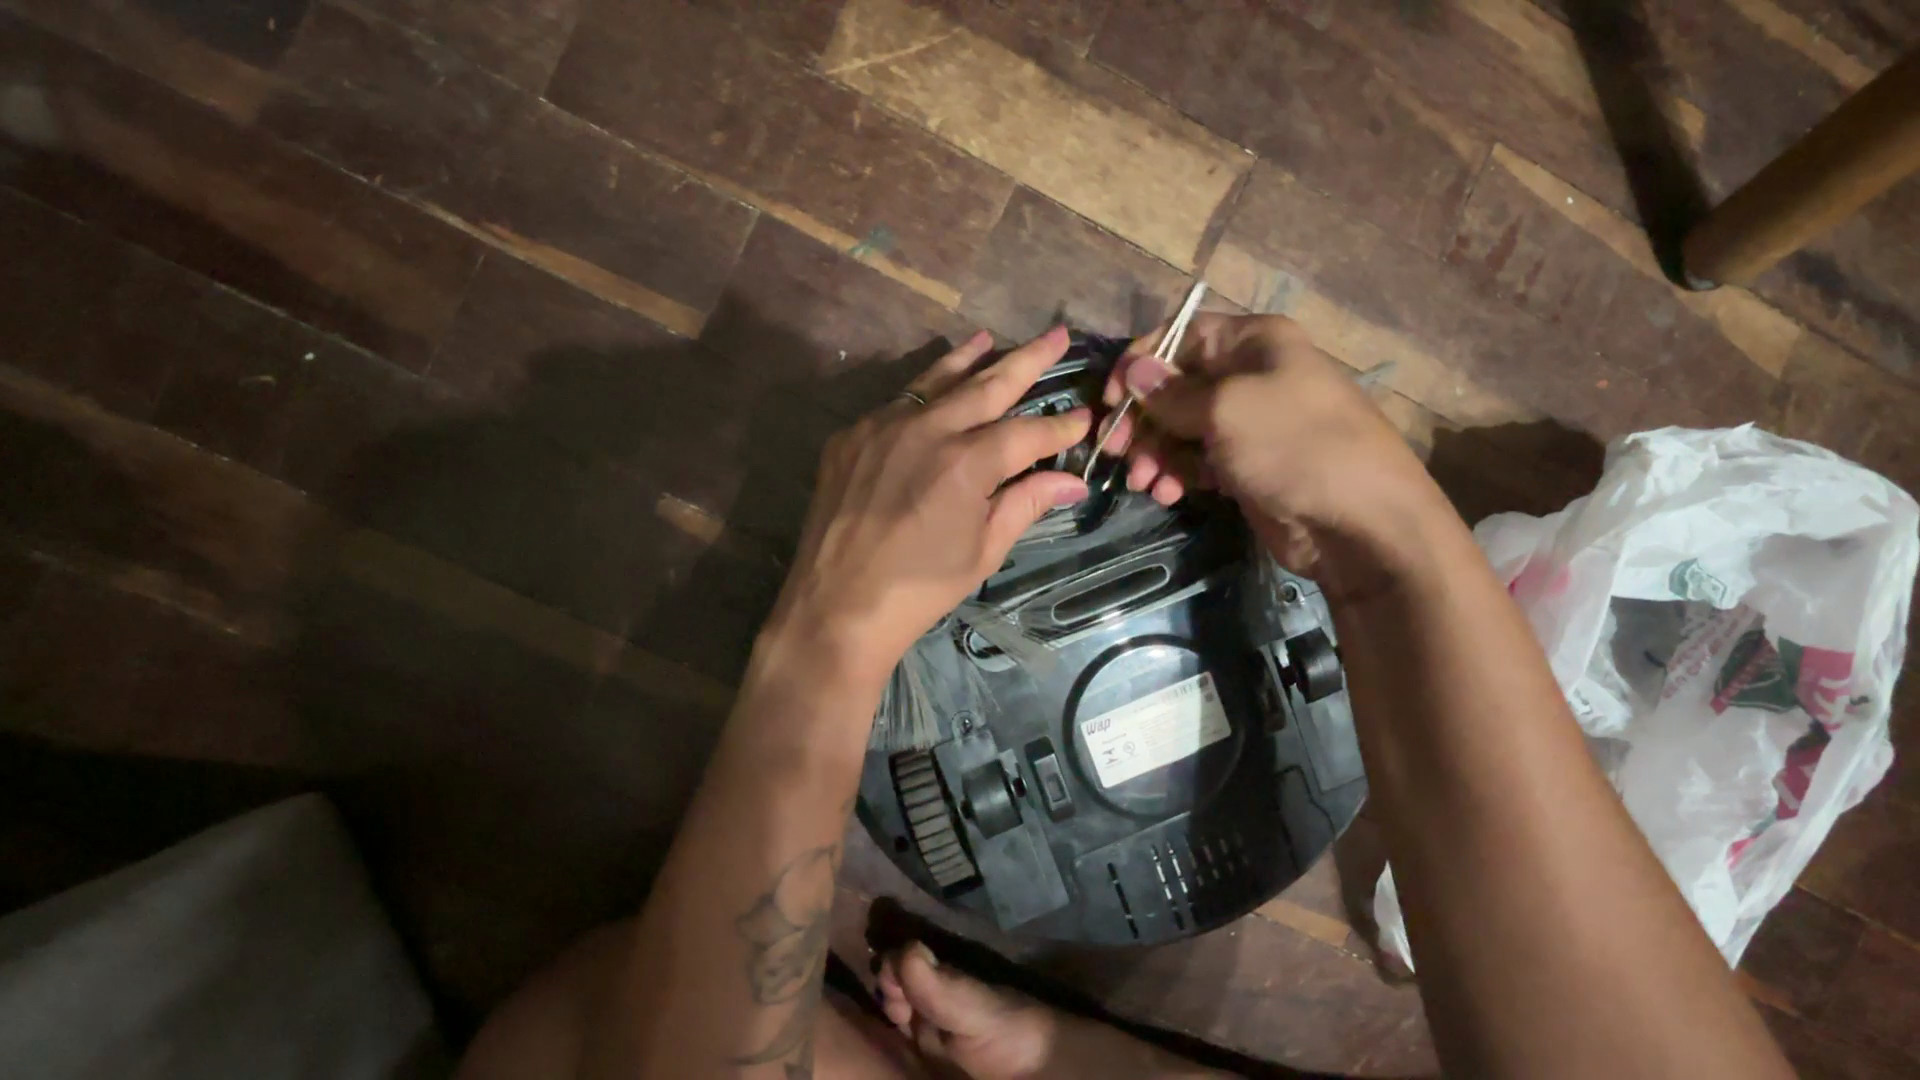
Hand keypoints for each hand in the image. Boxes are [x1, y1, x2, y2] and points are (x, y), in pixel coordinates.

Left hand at [765, 327, 1091, 687]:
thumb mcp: (983, 550)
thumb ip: (1025, 504)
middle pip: (987, 384)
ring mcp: (882, 427)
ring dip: (969, 358)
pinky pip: (897, 403)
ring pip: (935, 381)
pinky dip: (924, 391)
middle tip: (1057, 335)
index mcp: (966, 463)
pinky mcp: (851, 436)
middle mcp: (926, 430)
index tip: (1084, 417)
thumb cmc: (920, 587)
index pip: (1027, 432)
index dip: (1059, 427)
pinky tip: (935, 387)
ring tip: (992, 337)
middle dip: (1028, 360)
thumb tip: (1072, 481)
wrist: (837, 605)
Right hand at [1099, 313, 1435, 579]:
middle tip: (1116, 451)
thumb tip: (1135, 370)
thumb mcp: (1226, 410)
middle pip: (1176, 386)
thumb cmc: (1294, 447)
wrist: (1360, 521)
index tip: (1111, 400)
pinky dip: (1178, 475)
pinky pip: (1198, 460)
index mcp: (1253, 343)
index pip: (1181, 336)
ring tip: (1146, 482)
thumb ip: (1172, 393)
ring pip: (1182, 428)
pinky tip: (1168, 494)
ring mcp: (1250, 423)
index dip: (1140, 363)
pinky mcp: (1247, 465)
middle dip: (1143, 419)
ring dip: (1155, 454)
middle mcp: (1251, 375)